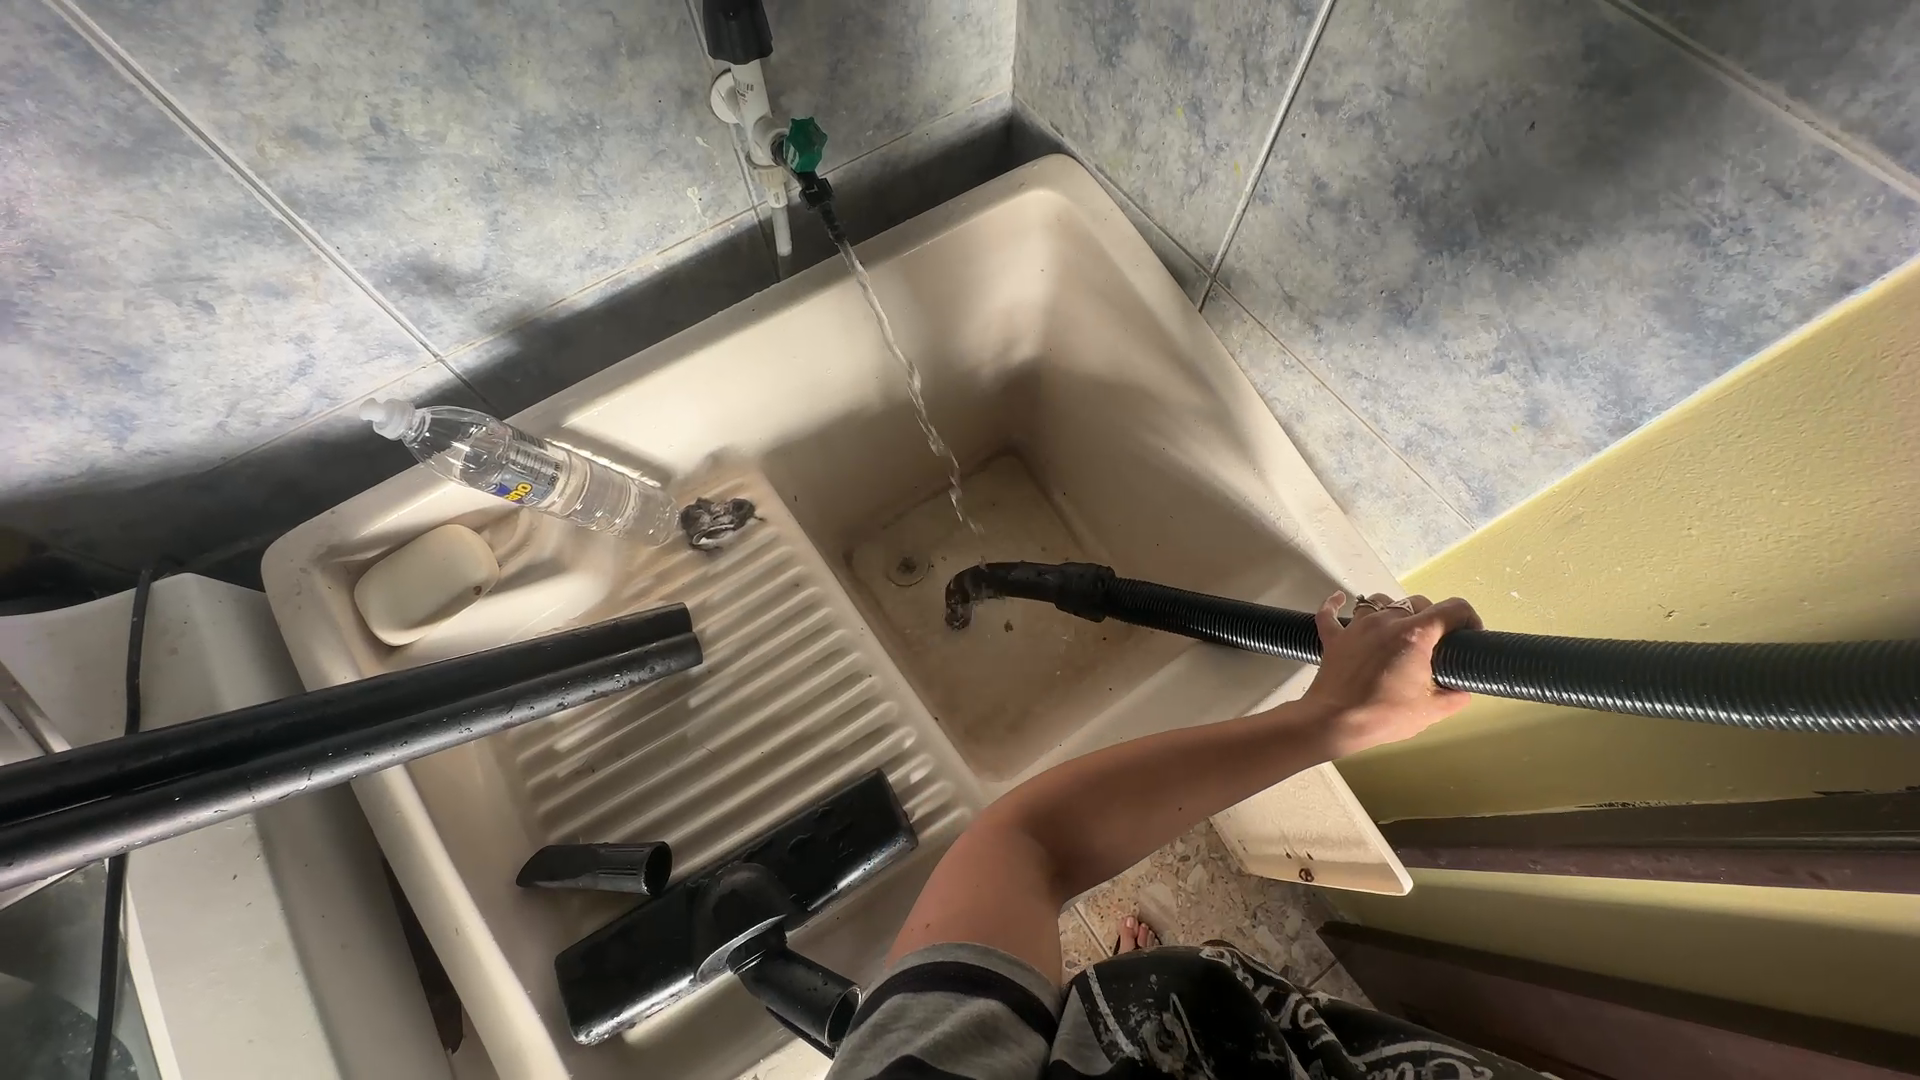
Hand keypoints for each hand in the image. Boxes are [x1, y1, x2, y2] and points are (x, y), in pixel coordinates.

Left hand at [1300, 591, 1481, 755]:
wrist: (1336, 720)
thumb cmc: (1385, 714)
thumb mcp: (1432, 710)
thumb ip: (1454, 696)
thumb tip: (1460, 691)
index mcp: (1414, 635)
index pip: (1452, 609)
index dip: (1468, 618)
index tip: (1470, 633)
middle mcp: (1384, 622)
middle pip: (1416, 602)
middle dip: (1432, 616)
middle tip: (1436, 640)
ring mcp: (1355, 627)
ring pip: (1377, 602)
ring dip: (1392, 610)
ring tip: (1399, 629)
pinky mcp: (1333, 637)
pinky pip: (1329, 613)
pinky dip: (1334, 605)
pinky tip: (1339, 600)